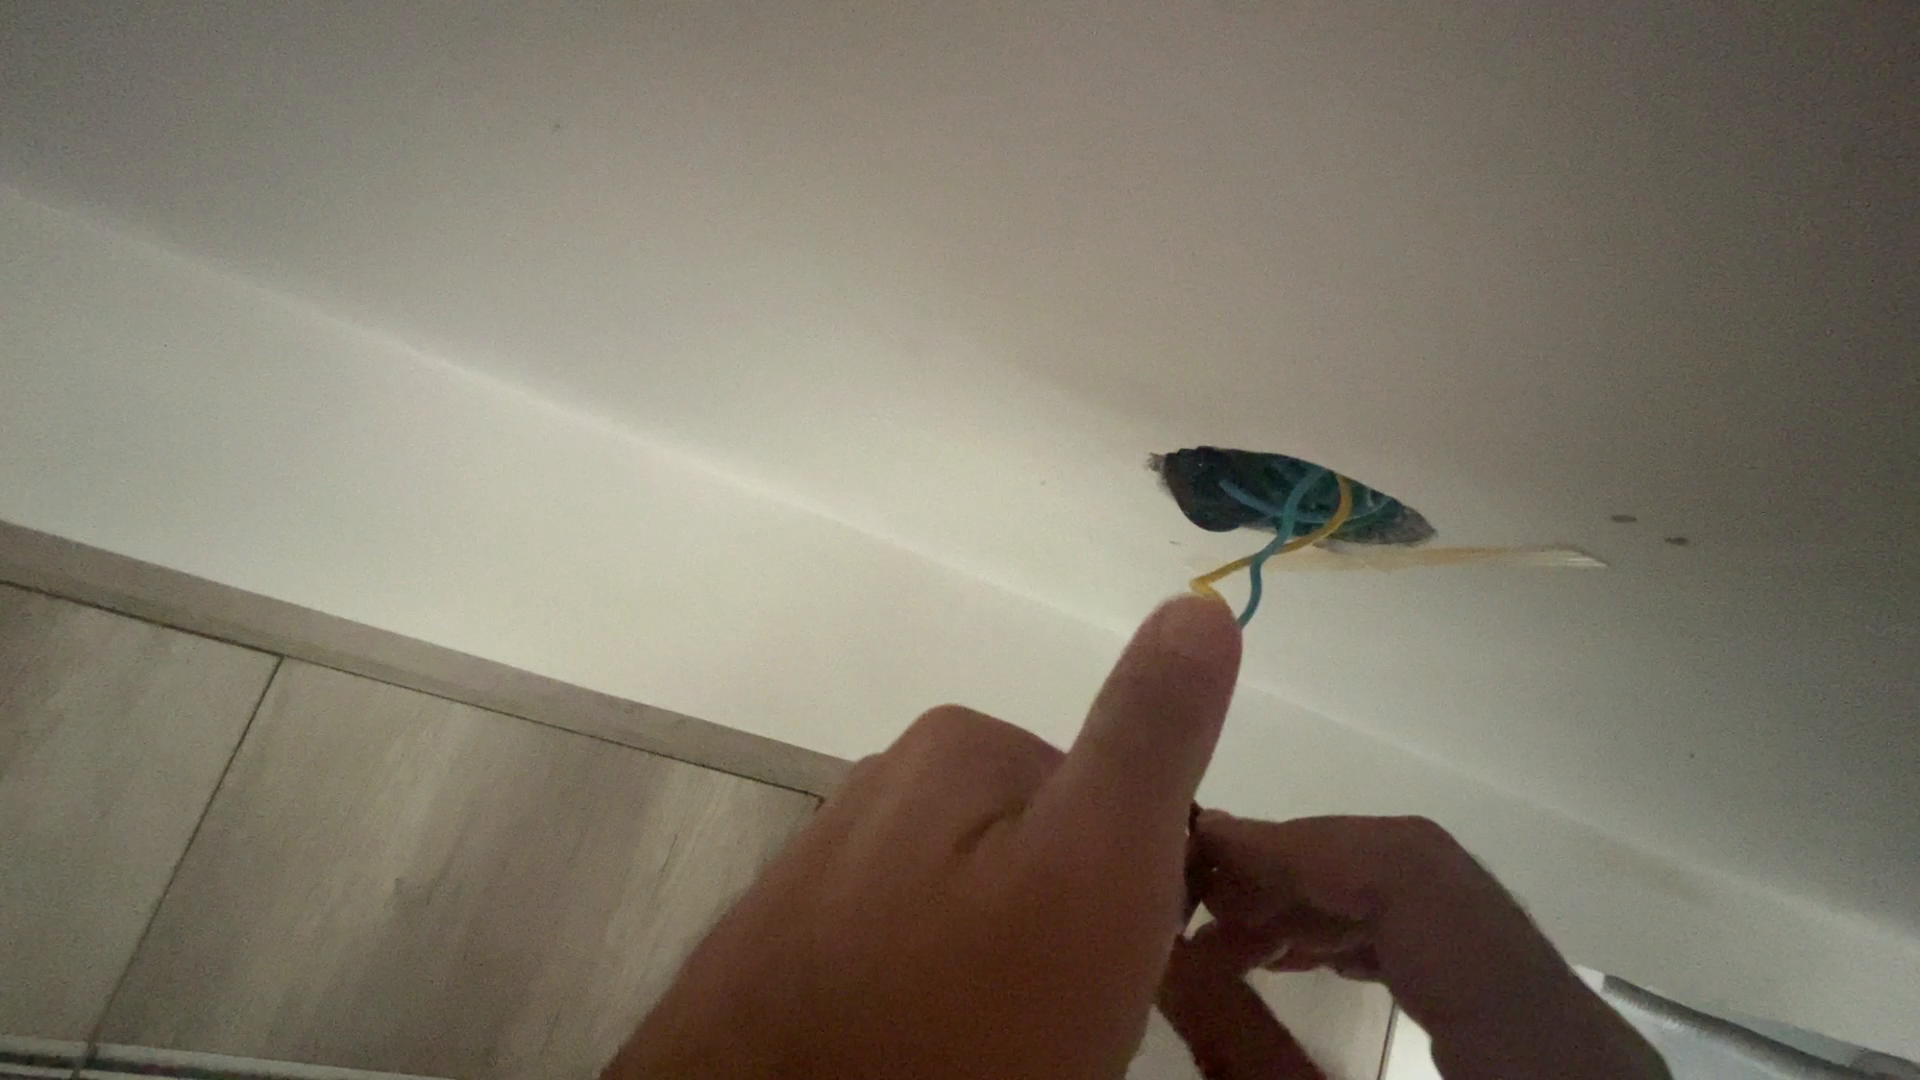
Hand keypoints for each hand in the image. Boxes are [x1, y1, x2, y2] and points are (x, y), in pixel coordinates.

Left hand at [601, 596, 1242, 1079]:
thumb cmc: (962, 1009)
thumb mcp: (1098, 862)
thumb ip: (1149, 733)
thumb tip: (1198, 606)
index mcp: (960, 743)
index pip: (1104, 793)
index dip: (1134, 880)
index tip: (1112, 956)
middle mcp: (889, 778)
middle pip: (1037, 844)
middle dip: (1068, 921)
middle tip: (1054, 1014)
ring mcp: (836, 858)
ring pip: (978, 901)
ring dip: (1006, 965)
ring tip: (994, 1038)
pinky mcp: (802, 936)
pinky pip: (912, 948)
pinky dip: (940, 992)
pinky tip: (929, 1039)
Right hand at [1180, 813, 1669, 1079]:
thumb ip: (1245, 1056)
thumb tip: (1164, 955)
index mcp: (1539, 1050)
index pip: (1407, 878)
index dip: (1291, 847)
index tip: (1198, 848)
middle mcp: (1572, 1017)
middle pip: (1417, 869)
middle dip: (1295, 864)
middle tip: (1204, 891)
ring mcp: (1569, 1025)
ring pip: (1431, 895)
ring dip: (1321, 893)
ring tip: (1234, 930)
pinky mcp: (1552, 1041)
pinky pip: (1448, 940)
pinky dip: (1361, 927)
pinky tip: (1304, 956)